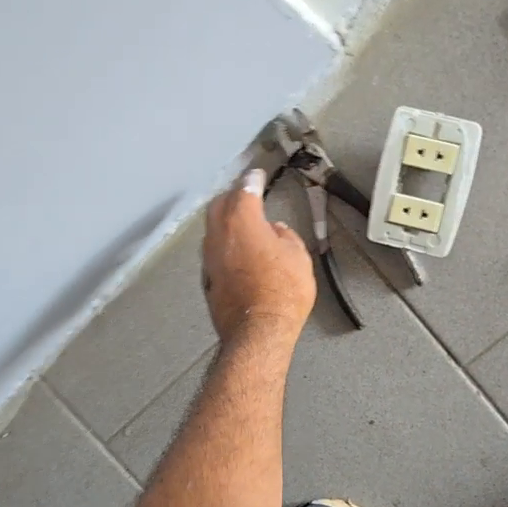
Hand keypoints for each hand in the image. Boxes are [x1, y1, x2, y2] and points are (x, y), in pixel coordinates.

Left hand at [201, 169, 316, 345]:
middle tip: (245, 196)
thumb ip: (286, 237)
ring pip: (213, 229)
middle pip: (219, 205)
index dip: (252, 179)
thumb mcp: (299, 257)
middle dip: (232, 197)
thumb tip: (276, 231)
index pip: (245, 189)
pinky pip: (214, 253)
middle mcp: (219, 234)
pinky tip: (237, 253)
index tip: (256, 174)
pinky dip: (225, 246)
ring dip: (226, 222)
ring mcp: (209, 258)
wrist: (258, 332)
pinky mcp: (208, 280)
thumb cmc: (284, 292)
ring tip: (241, 224)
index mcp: (242, 220)